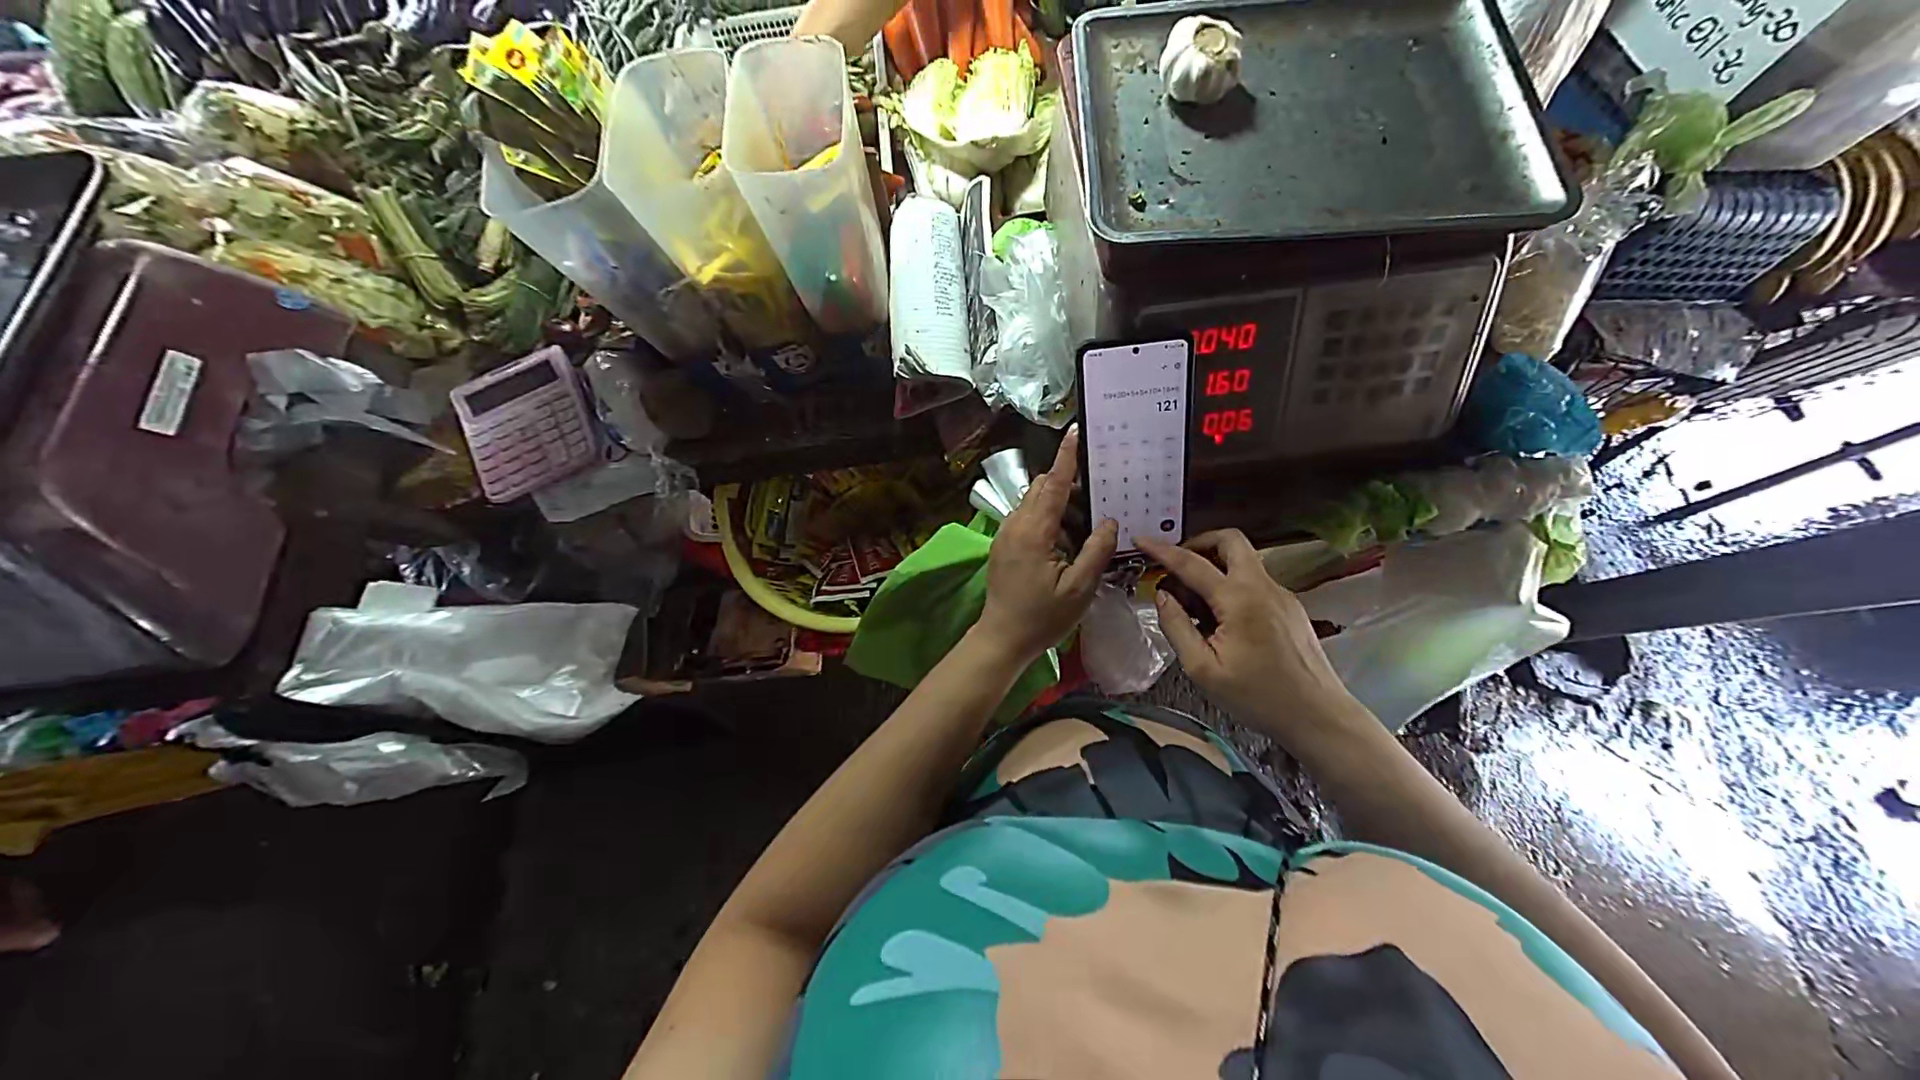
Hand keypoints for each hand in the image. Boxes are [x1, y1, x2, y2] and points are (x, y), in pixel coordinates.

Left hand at [976, 427, 1117, 664]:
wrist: (1002, 638)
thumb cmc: (1042, 617)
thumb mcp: (1080, 588)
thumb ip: (1096, 550)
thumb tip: (1108, 521)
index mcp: (1033, 532)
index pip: (1054, 485)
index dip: (1066, 458)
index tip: (1075, 432)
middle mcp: (1015, 525)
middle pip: (1042, 488)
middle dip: (1068, 484)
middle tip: (1097, 498)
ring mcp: (1005, 534)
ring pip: (1033, 502)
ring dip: (1058, 504)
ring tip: (1083, 528)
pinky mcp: (1003, 545)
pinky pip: (1027, 517)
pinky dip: (1046, 518)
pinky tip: (1064, 541)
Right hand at [1136, 529, 1363, 748]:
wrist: (1317, 716)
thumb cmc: (1258, 697)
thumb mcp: (1202, 669)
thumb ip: (1176, 626)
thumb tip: (1162, 596)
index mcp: (1239, 599)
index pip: (1191, 563)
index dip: (1162, 549)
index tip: (1141, 540)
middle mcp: (1263, 587)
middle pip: (1230, 540)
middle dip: (1198, 543)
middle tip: (1176, 564)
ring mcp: (1281, 595)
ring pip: (1244, 560)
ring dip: (1215, 565)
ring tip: (1194, 601)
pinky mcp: (1290, 607)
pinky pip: (1255, 581)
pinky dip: (1231, 584)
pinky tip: (1220, 618)